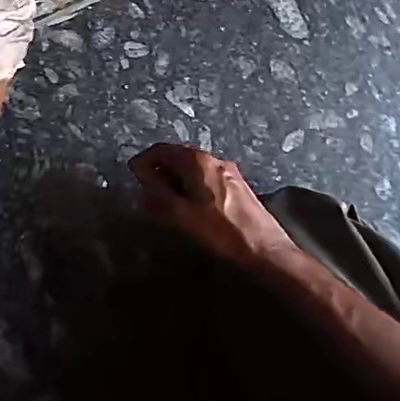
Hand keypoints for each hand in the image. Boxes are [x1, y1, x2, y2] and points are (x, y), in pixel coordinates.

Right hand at [128, 143, 297, 271]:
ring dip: (175, 180)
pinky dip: (191, 186)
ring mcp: (229, 172)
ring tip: (165, 201)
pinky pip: (206, 178)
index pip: (162, 150)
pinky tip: (189, 206)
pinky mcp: (238, 186)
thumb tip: (139, 173)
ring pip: (193, 168)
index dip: (144, 160)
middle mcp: (214, 159)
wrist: (266, 251)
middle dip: (159, 170)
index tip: (133, 174)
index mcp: (198, 161)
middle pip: (178, 157)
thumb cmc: (220, 232)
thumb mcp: (181, 214)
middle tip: (147, 190)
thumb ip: (156, 192)